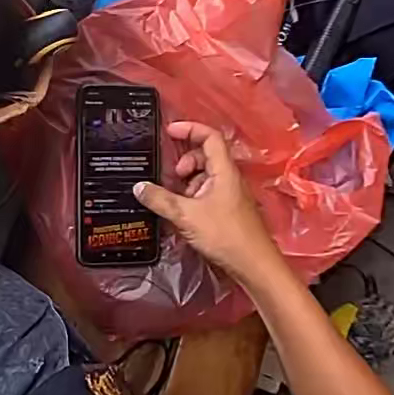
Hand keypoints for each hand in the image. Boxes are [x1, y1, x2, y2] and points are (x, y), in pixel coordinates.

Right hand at [133, 121, 287, 292]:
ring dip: (188, 180)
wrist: (254, 265)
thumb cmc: (225, 235)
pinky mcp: (229, 208)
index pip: (210, 136)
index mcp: (224, 170)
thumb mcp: (186, 216)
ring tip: (176, 196)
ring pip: (206, 174)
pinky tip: (184, 211)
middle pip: (206, 154)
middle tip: (172, 175)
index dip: (190, 129)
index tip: (169, 132)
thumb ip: (160, 200)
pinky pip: (208, 190)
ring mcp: (230, 193)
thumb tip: (138, 187)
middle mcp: (229, 177)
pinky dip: (193, 194)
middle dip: (185, 160)